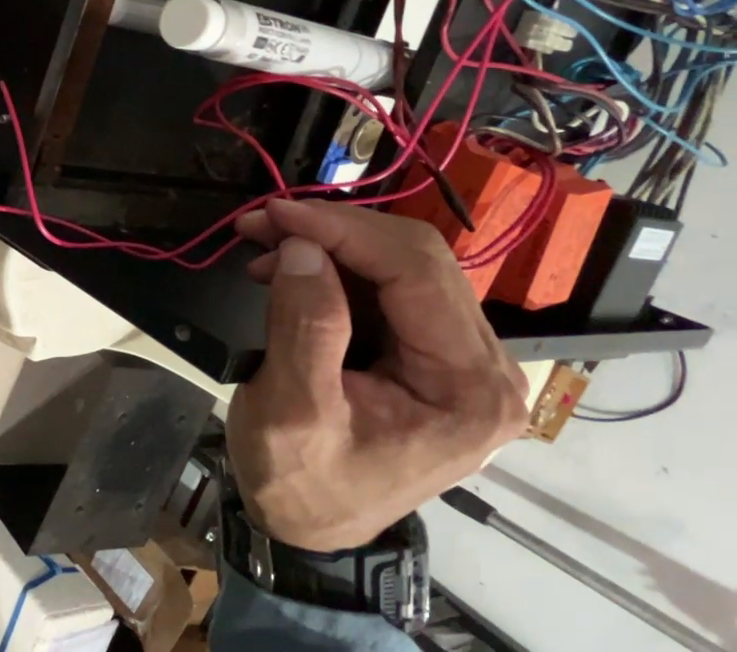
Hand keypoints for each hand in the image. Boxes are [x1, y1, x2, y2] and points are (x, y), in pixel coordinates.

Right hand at [226, 198, 527, 551]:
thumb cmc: (301, 480)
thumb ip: (306, 325)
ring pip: (400, 264)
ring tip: (262, 249)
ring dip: (328, 244)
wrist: (308, 526)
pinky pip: (385, 288)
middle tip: (258, 225)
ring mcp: (457, 359)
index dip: (343, 229)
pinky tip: (287, 272)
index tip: (272, 213)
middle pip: (417, 259)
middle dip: (333, 229)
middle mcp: (483, 365)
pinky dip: (332, 267)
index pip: (416, 272)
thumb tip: (302, 247)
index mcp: (466, 386)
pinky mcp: (426, 355)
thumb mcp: (294, 409)